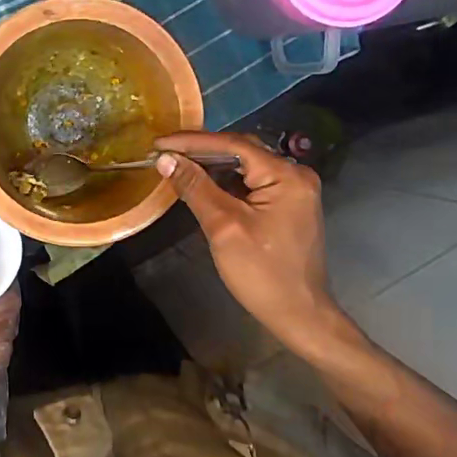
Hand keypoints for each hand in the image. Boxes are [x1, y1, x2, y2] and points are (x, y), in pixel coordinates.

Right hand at [155, 132, 358, 359]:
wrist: (299, 314)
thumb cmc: (262, 272)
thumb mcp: (223, 226)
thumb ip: (195, 187)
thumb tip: (165, 159)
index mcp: (286, 176)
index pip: (232, 144)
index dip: (191, 142)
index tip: (158, 143)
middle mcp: (295, 175)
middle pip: (240, 151)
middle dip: (199, 150)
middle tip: (163, 152)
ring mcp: (293, 190)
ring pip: (243, 166)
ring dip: (209, 165)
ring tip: (174, 164)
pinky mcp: (286, 204)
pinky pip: (250, 181)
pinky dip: (223, 180)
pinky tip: (199, 182)